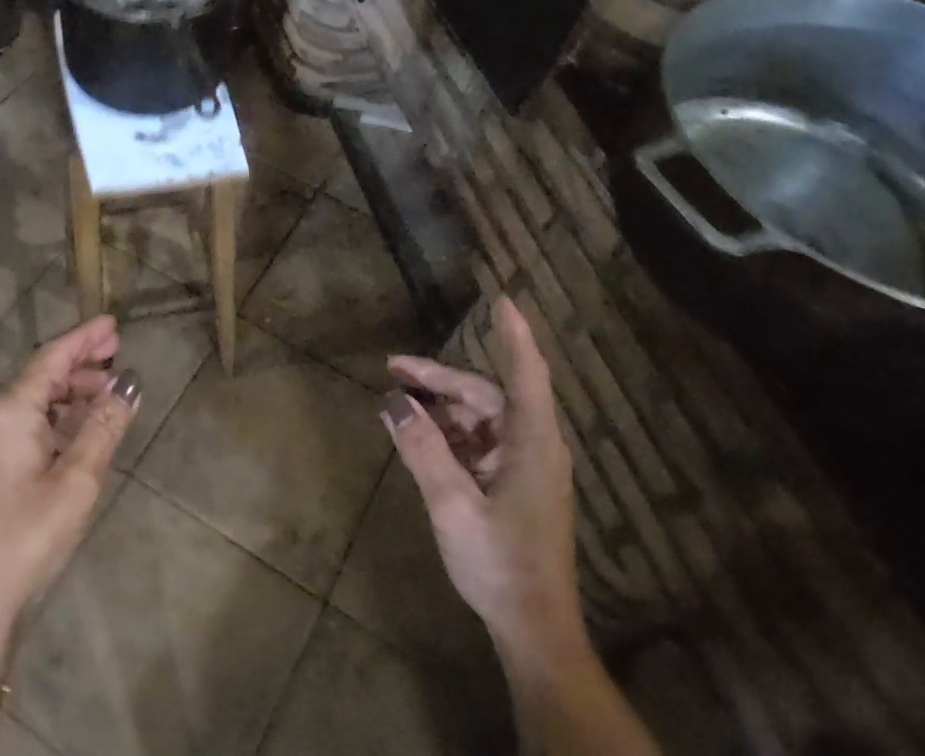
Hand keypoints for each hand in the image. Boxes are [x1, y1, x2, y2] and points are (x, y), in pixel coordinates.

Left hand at [0, 315, 139, 674]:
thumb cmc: (29, 537)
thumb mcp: (78, 481)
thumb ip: (104, 426)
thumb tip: (130, 382)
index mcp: (7, 411)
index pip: (50, 359)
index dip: (83, 339)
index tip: (113, 323)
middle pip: (37, 376)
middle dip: (78, 366)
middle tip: (117, 361)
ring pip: (27, 401)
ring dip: (66, 394)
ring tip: (104, 398)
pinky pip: (17, 424)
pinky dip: (49, 418)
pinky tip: (73, 431)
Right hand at [381, 298, 583, 663]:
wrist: (533, 625)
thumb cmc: (499, 562)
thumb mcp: (451, 503)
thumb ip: (423, 448)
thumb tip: (392, 401)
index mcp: (532, 443)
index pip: (525, 373)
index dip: (514, 334)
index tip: (503, 299)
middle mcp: (533, 447)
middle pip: (486, 396)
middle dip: (439, 381)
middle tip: (391, 370)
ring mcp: (524, 469)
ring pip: (479, 421)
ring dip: (439, 411)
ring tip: (394, 406)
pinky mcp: (513, 488)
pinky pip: (477, 447)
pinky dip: (446, 438)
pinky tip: (414, 438)